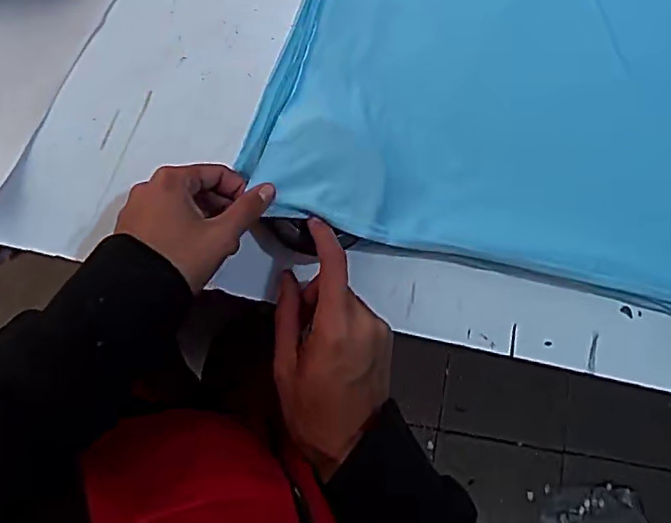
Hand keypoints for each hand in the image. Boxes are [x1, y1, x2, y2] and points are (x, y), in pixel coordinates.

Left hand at [115, 164, 273, 291]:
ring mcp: (136, 209)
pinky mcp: (129, 229)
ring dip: (205, 219)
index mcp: (170, 180)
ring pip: (182, 204)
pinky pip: (165, 218)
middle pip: (199, 187)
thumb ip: (248, 208)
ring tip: (216, 244)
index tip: (248, 210)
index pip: (217, 173)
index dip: (239, 190)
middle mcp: (149, 188)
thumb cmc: (178, 260)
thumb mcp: (222, 234)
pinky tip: (193, 250)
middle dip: (221, 207)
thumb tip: (266, 190)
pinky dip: (183, 227)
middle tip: (234, 230)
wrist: (133, 300)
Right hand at [273, 218, 392, 481]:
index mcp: (336, 327)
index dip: (324, 240)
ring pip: (347, 299)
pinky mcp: (385, 335)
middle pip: (336, 285)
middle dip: (316, 296)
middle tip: (302, 329)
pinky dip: (345, 321)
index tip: (314, 225)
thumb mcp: (285, 366)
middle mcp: (364, 321)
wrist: (353, 445)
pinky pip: (359, 314)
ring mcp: (378, 328)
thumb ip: (287, 315)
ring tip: (318, 348)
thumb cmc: (315, 414)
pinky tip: (335, 351)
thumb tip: (287, 280)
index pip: (335, 267)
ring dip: (330, 311)